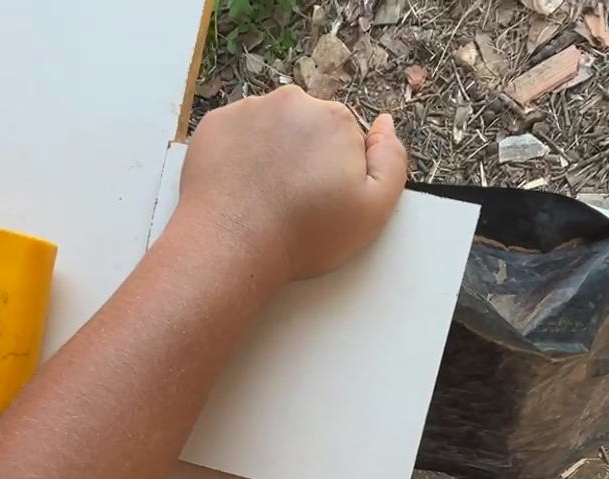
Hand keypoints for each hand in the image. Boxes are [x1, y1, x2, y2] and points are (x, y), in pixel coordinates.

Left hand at [177, 85, 406, 281]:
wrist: (234, 245)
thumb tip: (385, 125)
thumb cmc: (304, 236)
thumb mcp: (372, 212)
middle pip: (306, 128)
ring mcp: (250, 110)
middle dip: (303, 159)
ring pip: (269, 129)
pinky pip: (235, 135)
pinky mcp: (216, 124)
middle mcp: (293, 102)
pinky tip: (240, 190)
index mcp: (335, 119)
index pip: (344, 139)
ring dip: (270, 155)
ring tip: (263, 199)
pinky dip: (238, 157)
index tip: (324, 201)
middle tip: (293, 202)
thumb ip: (392, 163)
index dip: (337, 173)